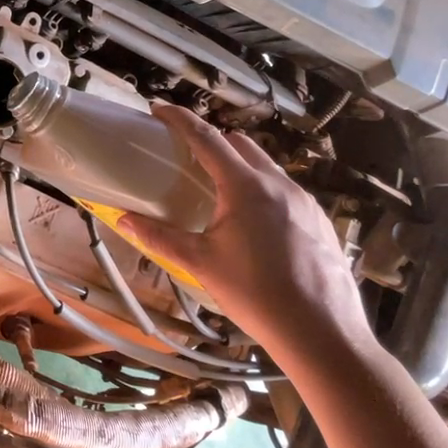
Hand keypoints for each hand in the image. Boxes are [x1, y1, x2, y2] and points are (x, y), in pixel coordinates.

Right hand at [116, 106, 368, 359]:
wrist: (324, 337)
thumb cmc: (257, 295)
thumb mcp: (201, 264)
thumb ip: (160, 237)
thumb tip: (123, 220)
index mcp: (245, 186)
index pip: (207, 137)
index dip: (180, 119)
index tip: (158, 109)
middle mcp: (279, 185)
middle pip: (241, 144)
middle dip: (212, 139)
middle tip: (186, 152)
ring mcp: (306, 203)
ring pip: (267, 166)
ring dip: (239, 163)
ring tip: (218, 186)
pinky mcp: (322, 223)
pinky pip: (286, 190)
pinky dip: (263, 188)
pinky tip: (254, 221)